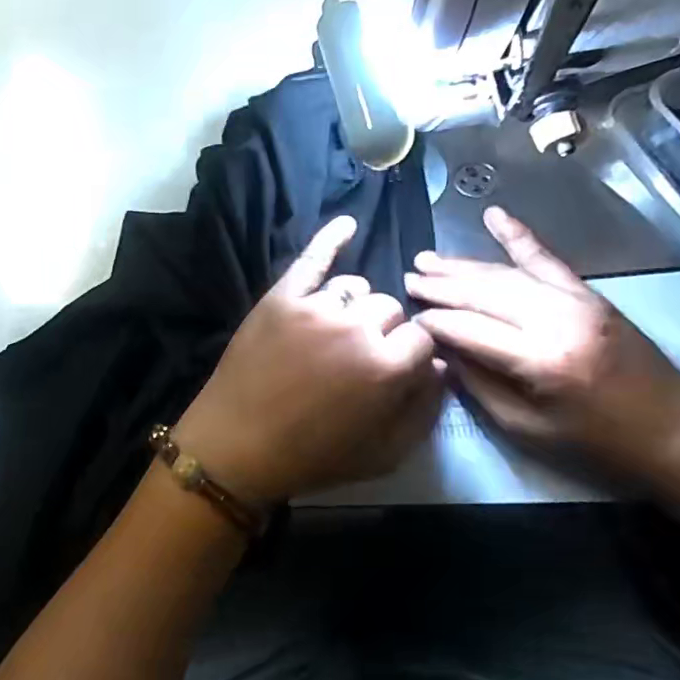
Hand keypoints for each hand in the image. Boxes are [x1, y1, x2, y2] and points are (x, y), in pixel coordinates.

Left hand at [174, 216, 443, 504]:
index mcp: (385, 365)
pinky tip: (347, 223)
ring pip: (356, 288)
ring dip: (356, 307)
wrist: (236, 448)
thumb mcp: (384, 454)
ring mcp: (316, 306)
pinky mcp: (283, 296)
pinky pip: (313, 259)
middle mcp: (356, 326)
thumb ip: (423, 410)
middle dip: (385, 331)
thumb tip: (443, 366)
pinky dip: (331, 238)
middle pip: (389, 308)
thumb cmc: (314, 456)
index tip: (400, 366)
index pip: (421, 336)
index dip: (413, 353)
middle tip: (361, 358)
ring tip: (338, 330)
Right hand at [407, 206, 679, 508]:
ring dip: (465, 265)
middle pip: (484, 293)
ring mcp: (574, 299)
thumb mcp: (531, 430)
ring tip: (429, 259)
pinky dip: (518, 236)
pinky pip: (546, 258)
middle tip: (408, 278)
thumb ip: (483, 387)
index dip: (435, 322)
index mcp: (540, 361)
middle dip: (442, 286)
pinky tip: (495, 216)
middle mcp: (555, 319)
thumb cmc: (600, 445)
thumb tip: (444, 352)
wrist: (677, 431)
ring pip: (507, 273)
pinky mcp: (588, 293)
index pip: (470, 329)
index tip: (407, 317)